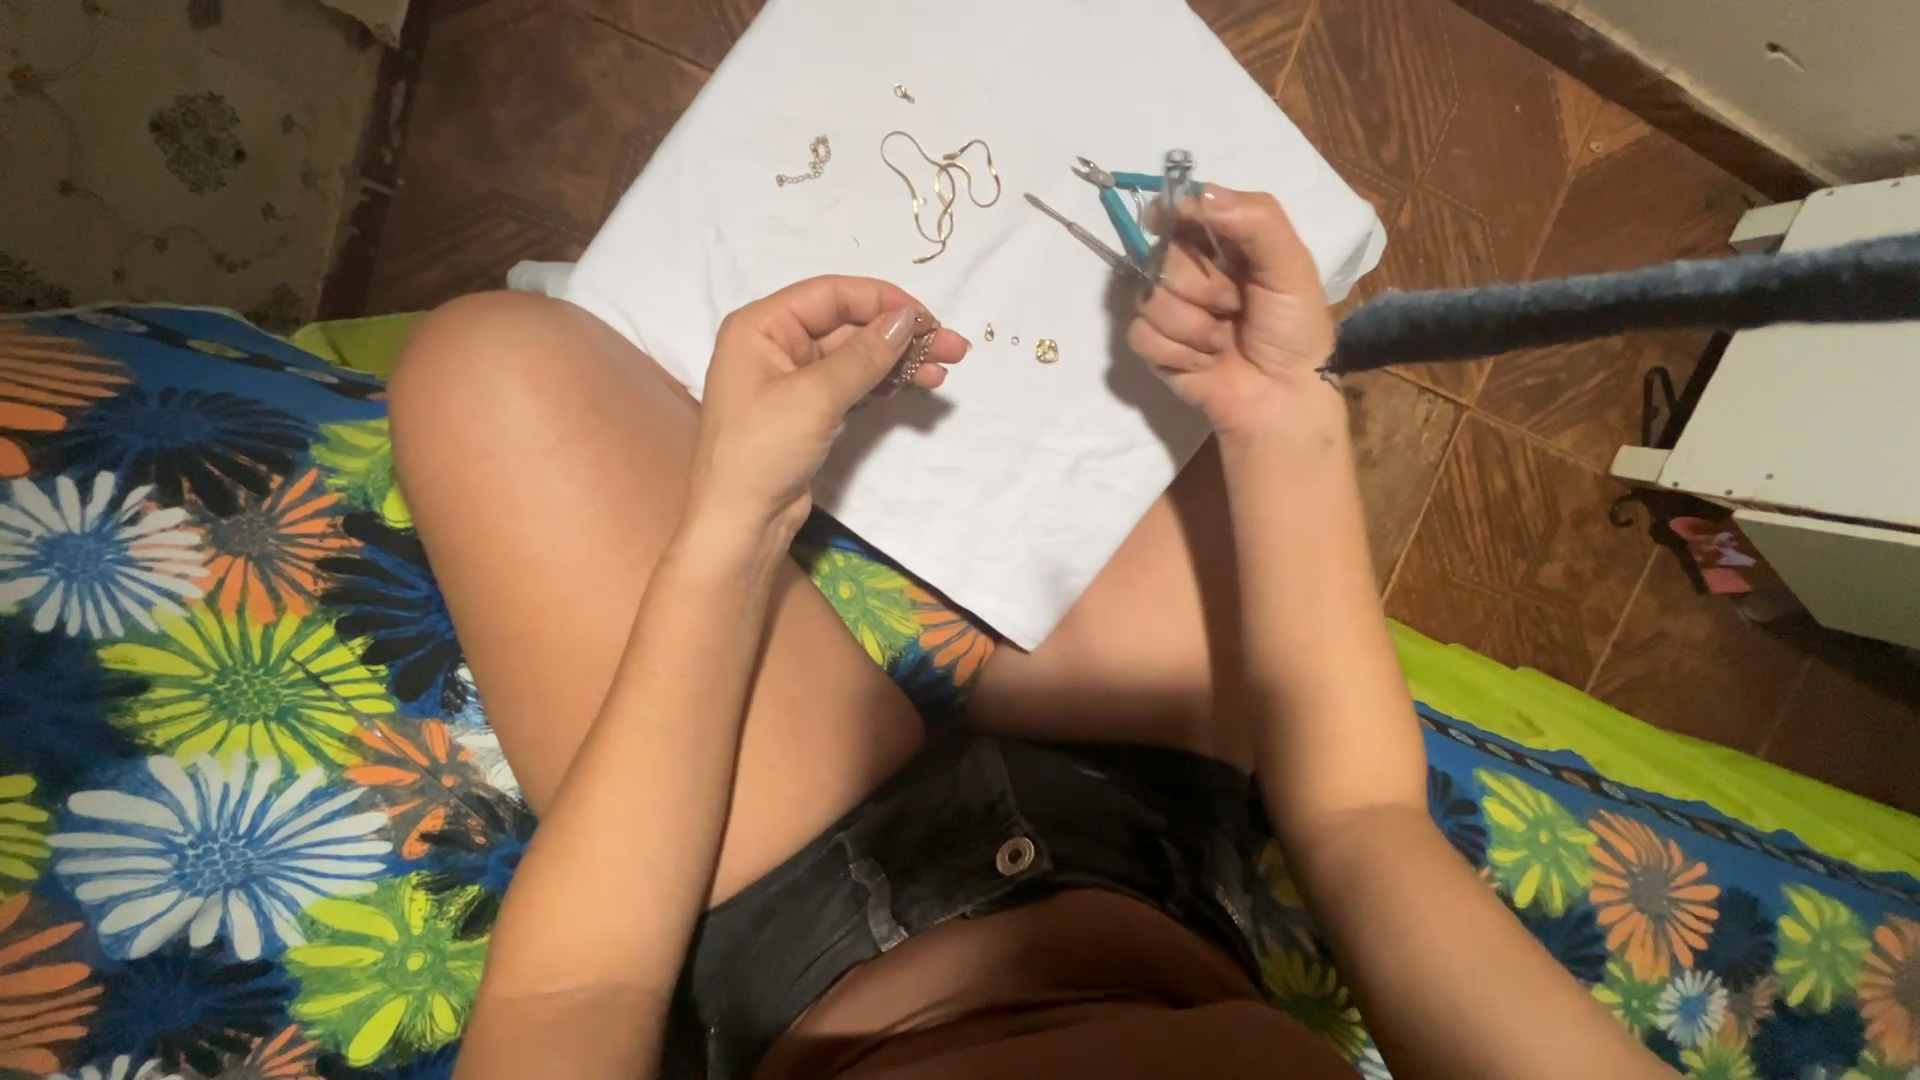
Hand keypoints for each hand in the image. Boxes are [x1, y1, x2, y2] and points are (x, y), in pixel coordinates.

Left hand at [688, 275, 969, 539]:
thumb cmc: (764, 450)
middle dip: (899, 336)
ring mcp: (792, 380)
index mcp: (761, 326)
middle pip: (848, 325)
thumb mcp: (816, 396)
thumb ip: (864, 354)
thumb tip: (907, 319)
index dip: (882, 301)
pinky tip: (911, 386)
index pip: (831, 295)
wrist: (741, 522)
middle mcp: (775, 345)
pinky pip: (851, 385)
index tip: (928, 319)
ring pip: (855, 357)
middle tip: (953, 348)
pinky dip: (881, 384)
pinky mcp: (808, 412)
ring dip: (898, 362)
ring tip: (943, 372)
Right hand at [1127, 186, 1338, 436]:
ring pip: (1149, 299)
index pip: (1180, 211)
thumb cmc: (1292, 329)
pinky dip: (1177, 351)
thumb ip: (1255, 219)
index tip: (1174, 222)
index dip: (1174, 215)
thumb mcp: (1291, 264)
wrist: (1279, 397)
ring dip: (1193, 325)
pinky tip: (1203, 362)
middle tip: (1233, 306)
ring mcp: (1168, 311)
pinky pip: (1142, 335)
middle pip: (1160, 257)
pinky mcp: (1153, 348)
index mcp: (1224, 243)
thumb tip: (1196, 193)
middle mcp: (1191, 272)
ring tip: (1222, 341)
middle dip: (1200, 286)